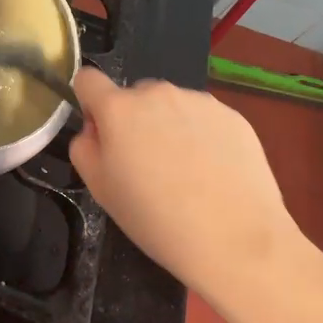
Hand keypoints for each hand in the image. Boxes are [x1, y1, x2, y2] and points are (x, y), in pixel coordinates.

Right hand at [69, 68, 297, 286]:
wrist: (238, 243)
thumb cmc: (157, 220)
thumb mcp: (100, 190)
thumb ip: (84, 147)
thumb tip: (96, 130)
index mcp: (118, 108)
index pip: (88, 79)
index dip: (91, 104)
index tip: (105, 136)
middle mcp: (157, 93)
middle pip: (134, 96)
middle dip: (136, 121)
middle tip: (150, 166)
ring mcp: (199, 101)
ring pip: (172, 106)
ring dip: (170, 127)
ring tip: (189, 174)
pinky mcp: (233, 116)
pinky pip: (205, 119)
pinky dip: (204, 137)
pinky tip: (216, 175)